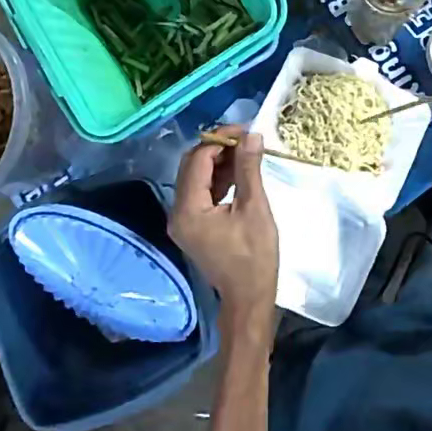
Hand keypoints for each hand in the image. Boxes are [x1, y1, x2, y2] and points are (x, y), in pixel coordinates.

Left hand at [170, 126, 278, 322]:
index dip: (220, 140)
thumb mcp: (254, 208)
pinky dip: (217, 179)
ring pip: (195, 178)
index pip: (198, 160)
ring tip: (246, 153)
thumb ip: (248, 169)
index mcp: (188, 209)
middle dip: (217, 149)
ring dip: (218, 163)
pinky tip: (238, 173)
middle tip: (245, 140)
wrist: (249, 299)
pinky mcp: (192, 226)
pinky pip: (200, 192)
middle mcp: (177, 212)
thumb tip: (251, 136)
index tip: (245, 131)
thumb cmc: (254, 257)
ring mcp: (182, 220)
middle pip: (191, 166)